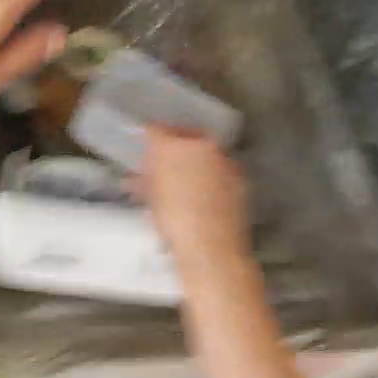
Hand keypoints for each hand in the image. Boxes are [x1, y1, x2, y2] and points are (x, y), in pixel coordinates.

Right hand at [140, 128, 251, 264]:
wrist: (213, 247)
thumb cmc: (173, 222)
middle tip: (164, 164)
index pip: (156, 130)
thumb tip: (138, 177)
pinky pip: (220, 168)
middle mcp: (200, 145)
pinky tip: (205, 193)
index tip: (145, 145)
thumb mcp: (152, 199)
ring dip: (194, 161)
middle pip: (184, 136)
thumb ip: (147, 179)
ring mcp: (223, 158)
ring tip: (184, 182)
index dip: (149, 137)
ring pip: (205, 151)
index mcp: (172, 146)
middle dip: (173, 147)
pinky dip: (211, 175)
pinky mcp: (240, 176)